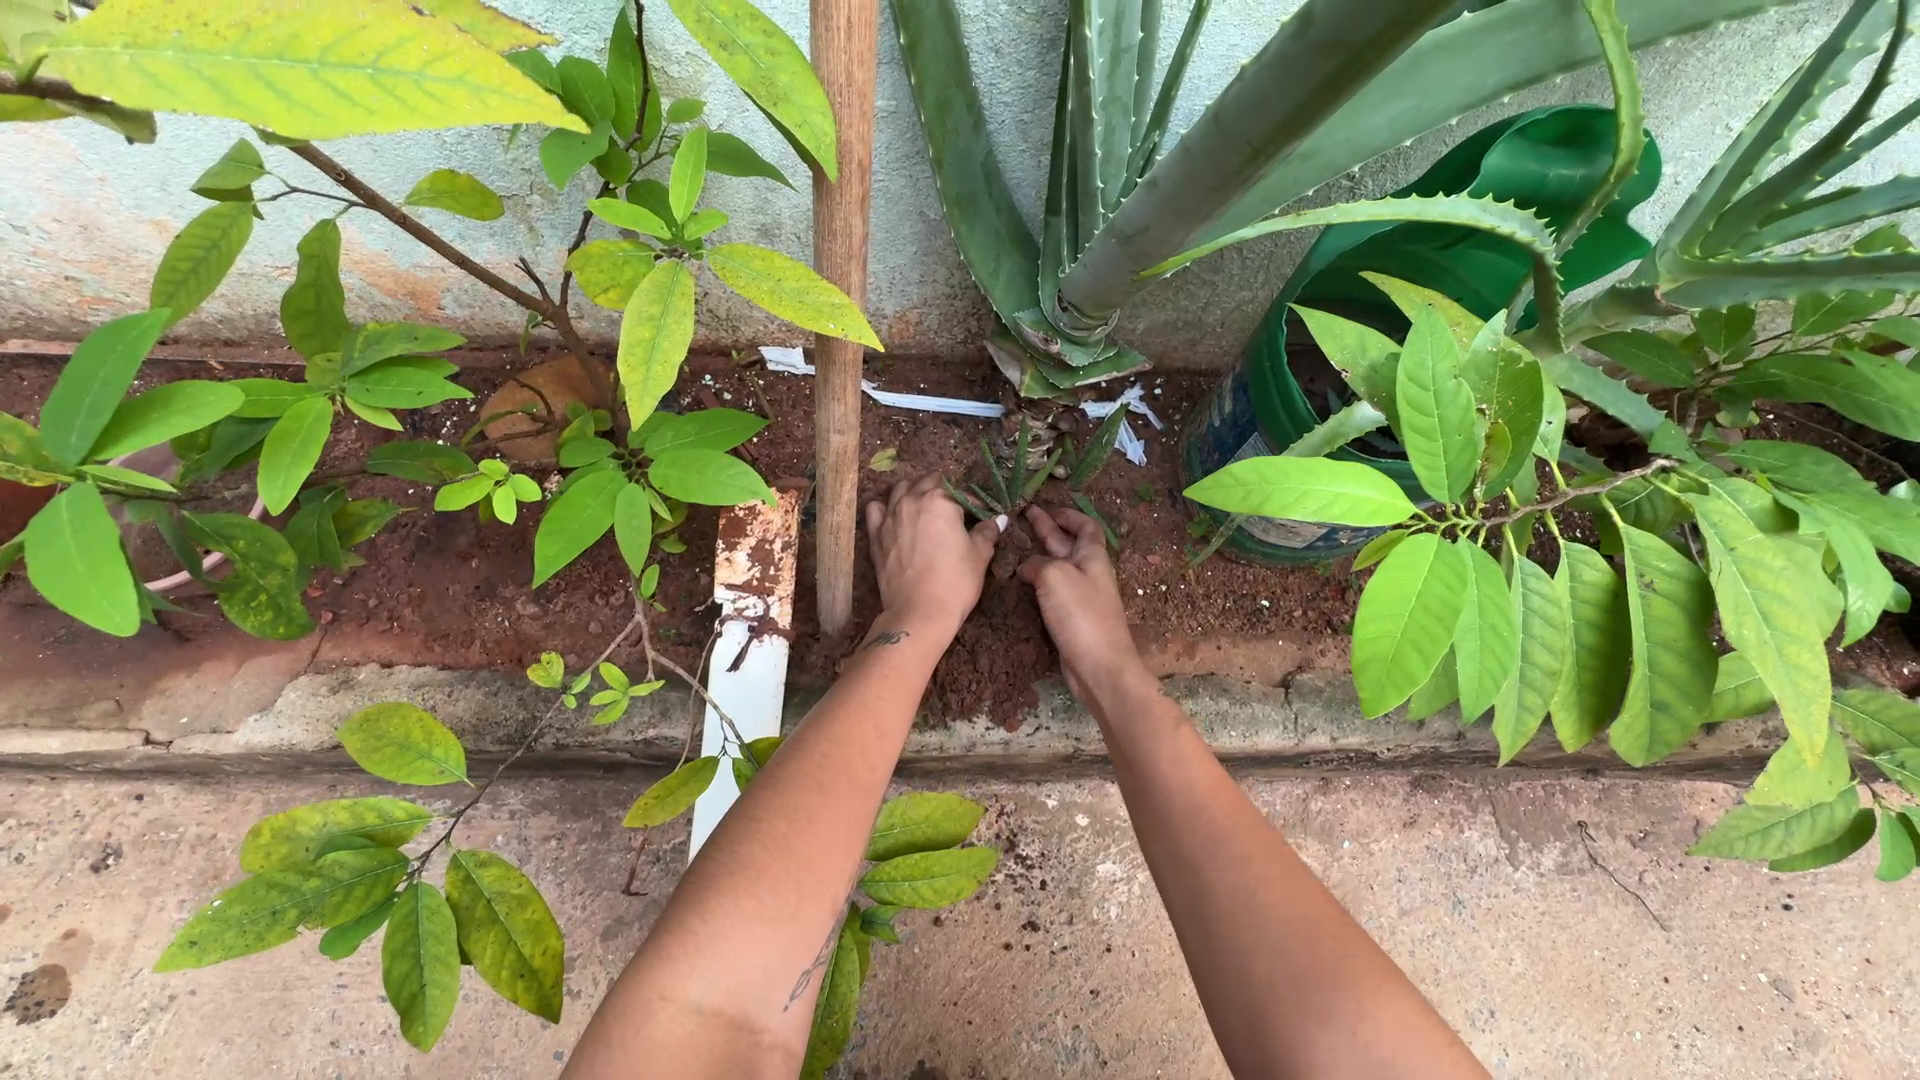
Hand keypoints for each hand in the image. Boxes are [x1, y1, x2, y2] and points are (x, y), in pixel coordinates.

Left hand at [864, 473, 1002, 634]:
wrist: (919, 612)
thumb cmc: (955, 582)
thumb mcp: (979, 555)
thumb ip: (987, 532)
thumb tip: (998, 520)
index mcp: (940, 501)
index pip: (961, 494)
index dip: (975, 506)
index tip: (982, 518)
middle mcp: (911, 501)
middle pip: (928, 484)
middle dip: (944, 492)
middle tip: (956, 512)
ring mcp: (889, 517)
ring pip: (899, 490)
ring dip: (914, 493)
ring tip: (925, 508)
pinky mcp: (875, 536)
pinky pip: (875, 510)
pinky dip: (884, 508)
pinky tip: (894, 517)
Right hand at [1016, 505, 1151, 707]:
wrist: (1099, 666)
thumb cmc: (1081, 614)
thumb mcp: (1054, 576)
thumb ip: (1037, 564)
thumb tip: (1026, 567)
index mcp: (1092, 556)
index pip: (1086, 526)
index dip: (1069, 515)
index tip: (1048, 508)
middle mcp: (1088, 573)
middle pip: (1068, 544)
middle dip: (1047, 529)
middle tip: (1023, 517)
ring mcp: (1080, 597)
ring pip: (1058, 567)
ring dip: (1039, 554)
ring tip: (1016, 547)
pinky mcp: (1071, 618)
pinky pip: (1053, 591)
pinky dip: (1038, 581)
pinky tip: (1022, 581)